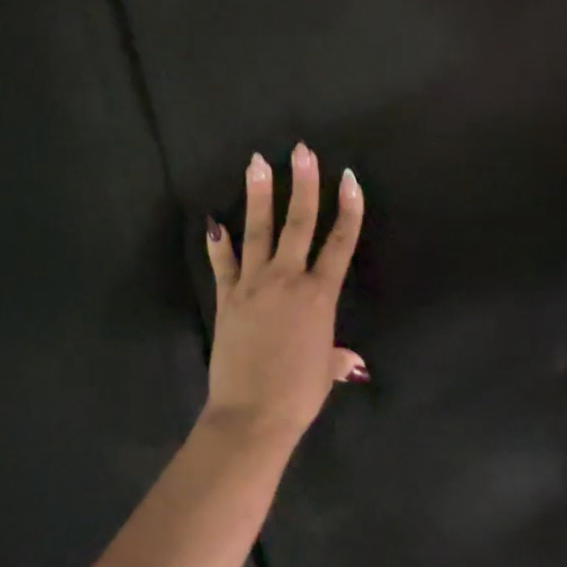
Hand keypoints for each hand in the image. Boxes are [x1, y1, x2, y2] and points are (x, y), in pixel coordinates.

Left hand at [202, 143, 366, 442]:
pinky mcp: (227, 299)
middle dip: (302, 183)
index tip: (349, 177)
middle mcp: (289, 280)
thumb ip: (336, 356)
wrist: (251, 416)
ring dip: (260, 195)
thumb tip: (351, 361)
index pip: (341, 241)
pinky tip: (214, 222)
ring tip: (257, 162)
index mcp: (321, 295)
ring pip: (260, 231)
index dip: (349, 207)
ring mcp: (254, 286)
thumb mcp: (325, 371)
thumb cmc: (299, 394)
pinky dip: (218, 243)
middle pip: (299, 222)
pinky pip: (223, 264)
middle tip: (301, 150)